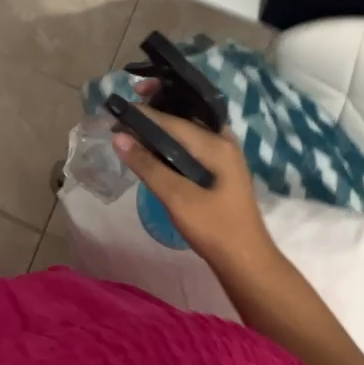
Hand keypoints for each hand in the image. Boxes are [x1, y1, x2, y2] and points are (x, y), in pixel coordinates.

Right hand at [111, 86, 275, 274]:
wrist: (246, 261)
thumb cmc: (214, 228)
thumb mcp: (177, 198)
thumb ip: (148, 166)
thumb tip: (119, 137)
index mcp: (216, 144)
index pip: (173, 119)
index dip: (143, 113)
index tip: (117, 109)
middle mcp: (223, 141)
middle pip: (185, 114)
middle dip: (158, 105)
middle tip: (130, 103)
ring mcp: (224, 155)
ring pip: (189, 127)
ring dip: (163, 122)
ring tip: (136, 122)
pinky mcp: (220, 169)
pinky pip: (193, 142)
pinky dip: (172, 139)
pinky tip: (155, 146)